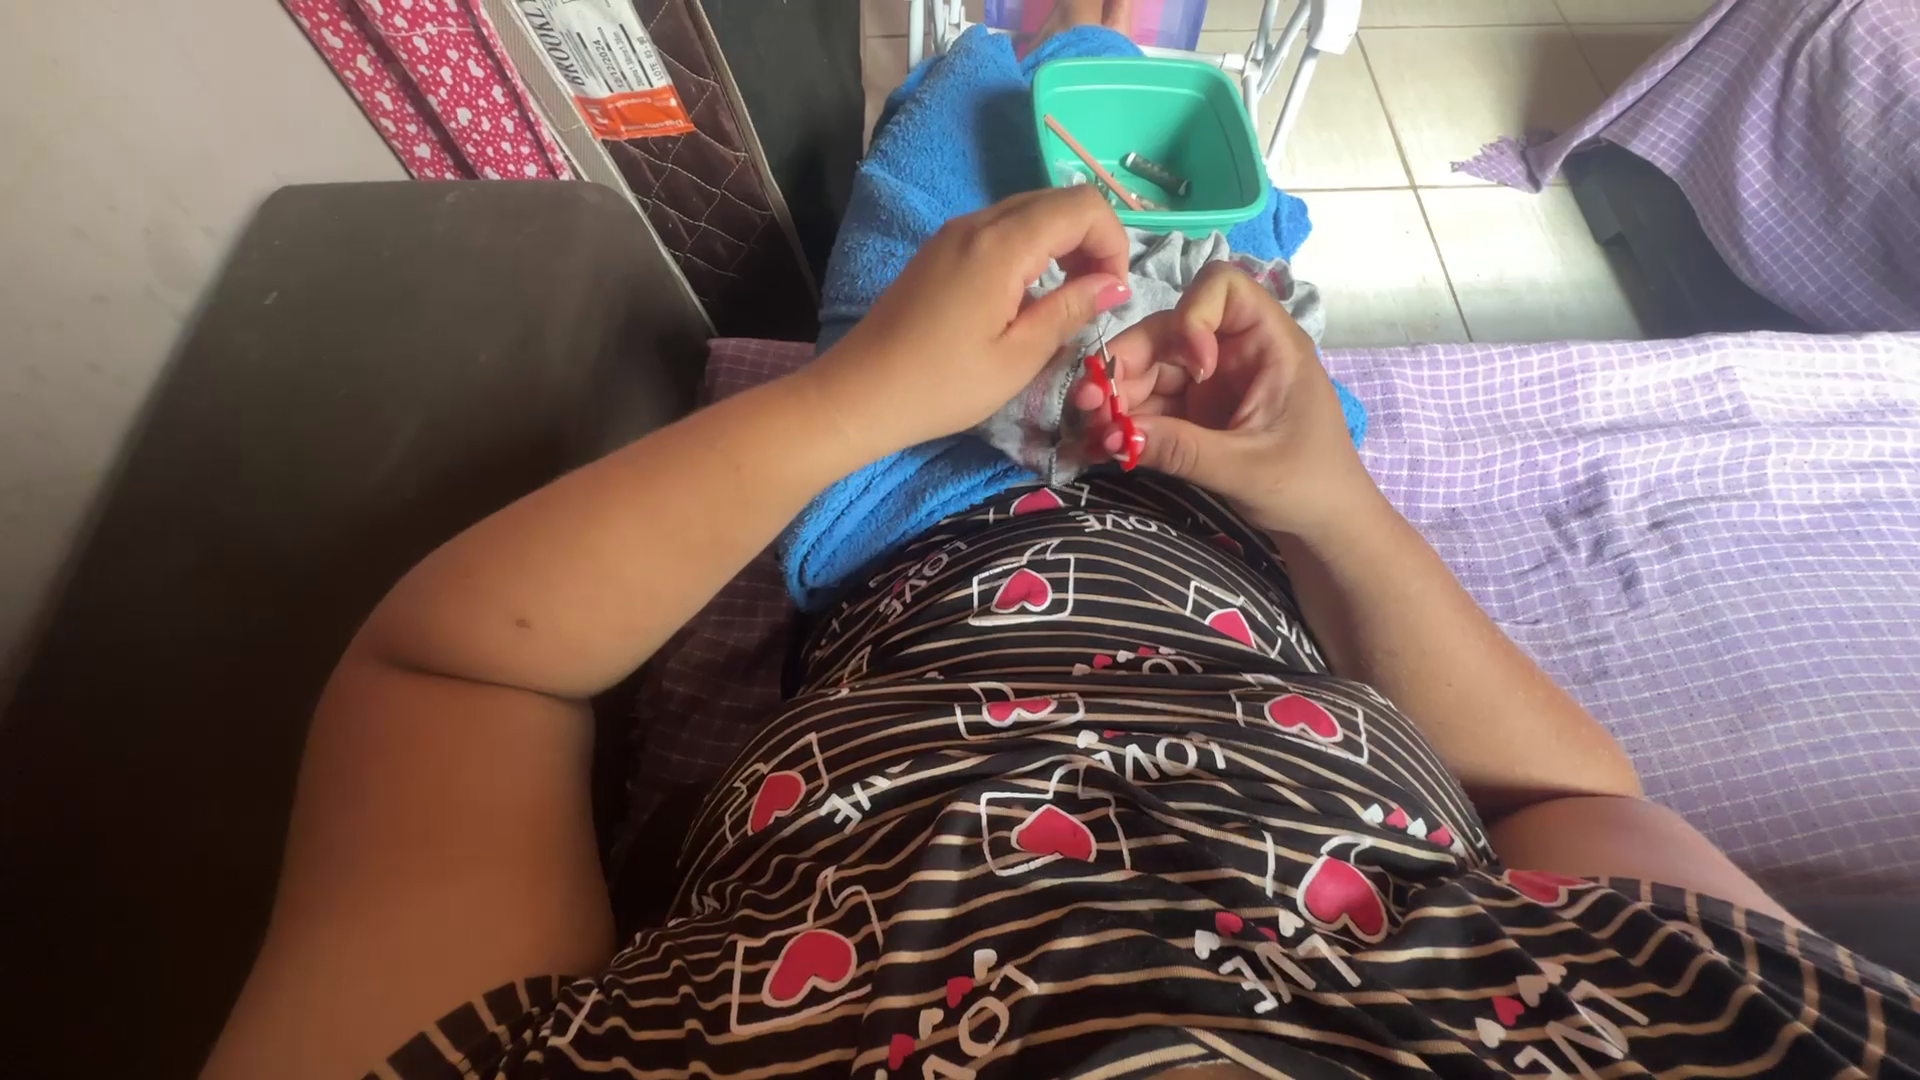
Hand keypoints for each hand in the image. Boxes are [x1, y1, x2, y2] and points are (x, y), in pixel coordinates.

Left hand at [804, 186, 1131, 453]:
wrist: (862, 394)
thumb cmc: (943, 386)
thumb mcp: (1018, 357)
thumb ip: (1070, 310)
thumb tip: (1114, 284)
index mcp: (1002, 244)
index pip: (1081, 206)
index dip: (1113, 241)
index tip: (1113, 292)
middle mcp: (976, 223)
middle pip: (1055, 201)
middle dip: (1090, 240)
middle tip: (1095, 297)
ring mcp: (952, 234)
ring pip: (1025, 214)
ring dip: (1059, 246)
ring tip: (1065, 300)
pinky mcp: (937, 252)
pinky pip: (997, 232)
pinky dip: (1027, 252)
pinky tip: (1024, 298)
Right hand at [1072, 262, 1377, 538]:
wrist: (1323, 528)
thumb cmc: (1308, 487)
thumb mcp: (1246, 470)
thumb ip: (1182, 450)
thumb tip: (1114, 434)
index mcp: (1267, 345)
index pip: (1223, 289)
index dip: (1192, 317)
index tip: (1192, 369)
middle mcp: (1231, 354)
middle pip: (1166, 334)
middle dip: (1125, 366)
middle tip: (1090, 406)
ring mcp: (1208, 385)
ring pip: (1147, 372)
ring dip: (1114, 400)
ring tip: (1090, 436)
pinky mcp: (1191, 416)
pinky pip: (1147, 408)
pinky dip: (1121, 425)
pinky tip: (1098, 447)